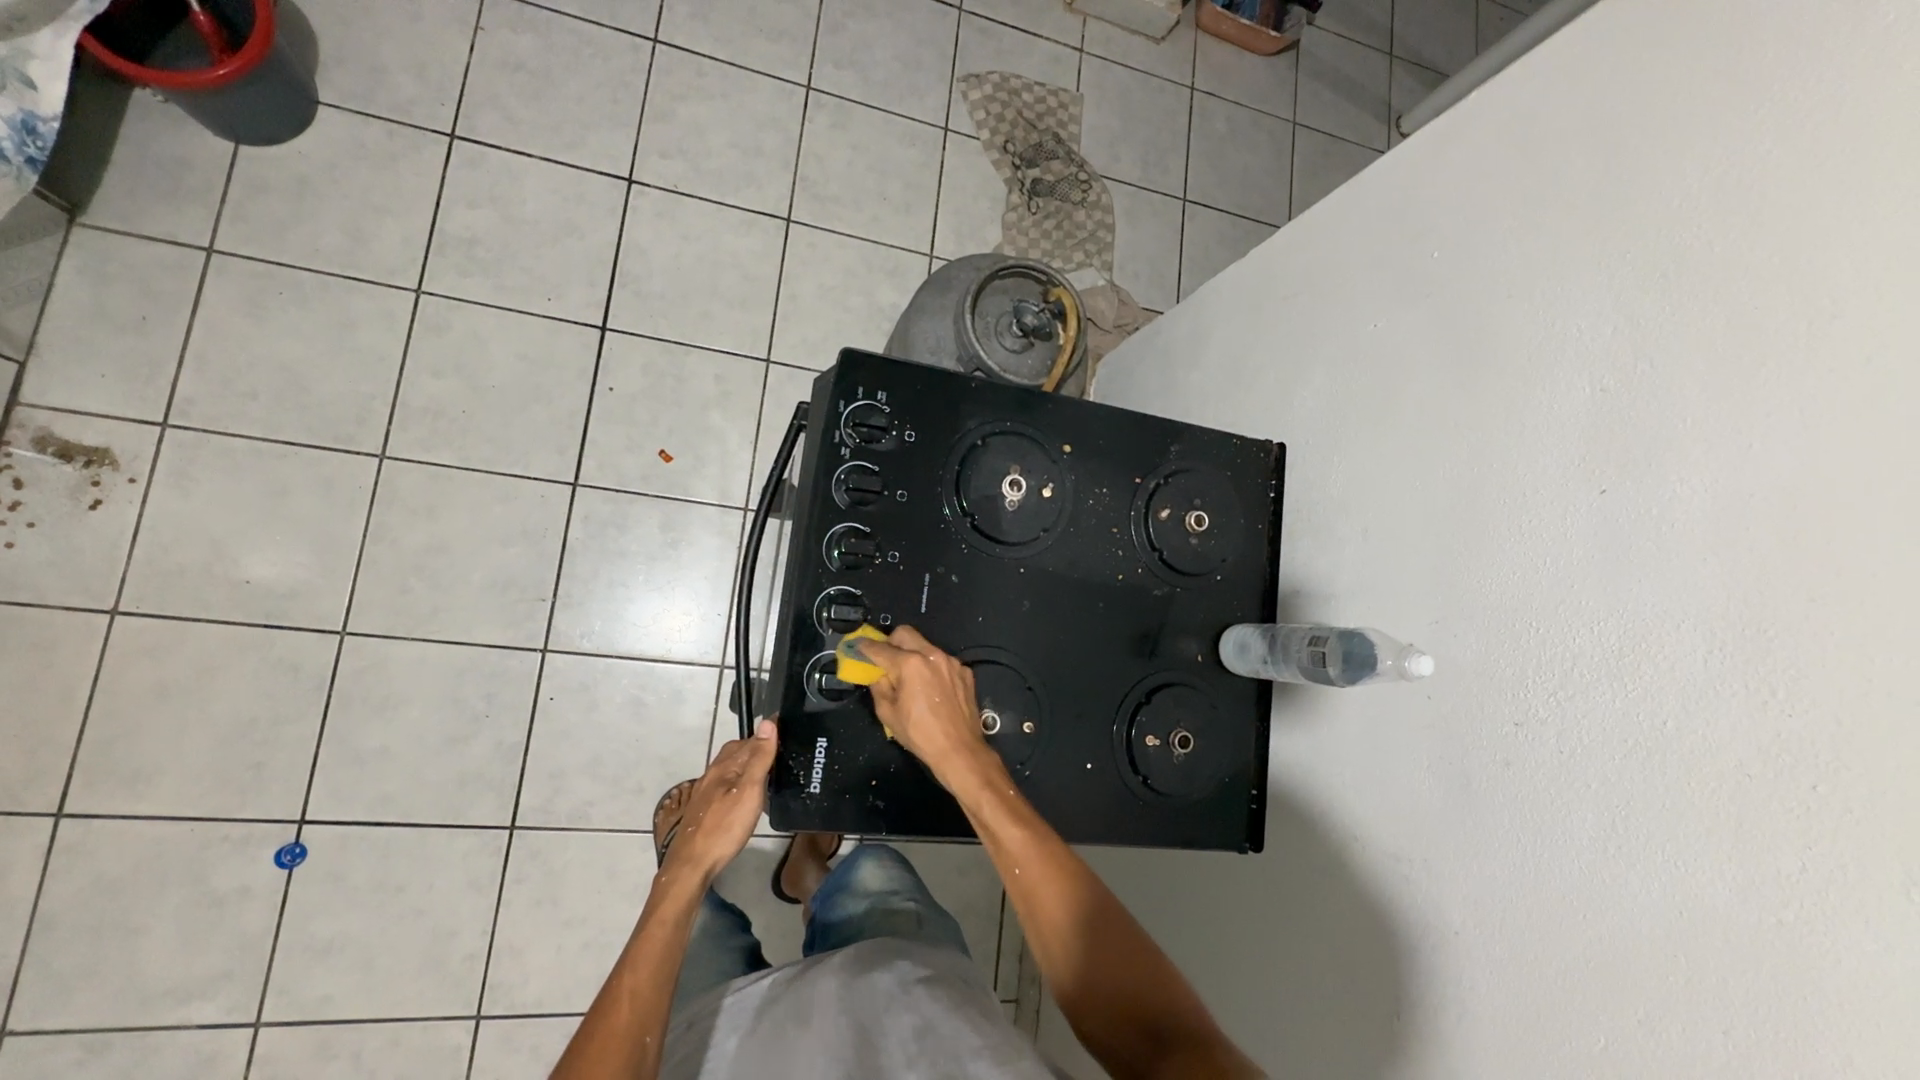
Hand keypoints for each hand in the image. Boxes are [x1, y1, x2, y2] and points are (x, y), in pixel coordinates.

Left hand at [661, 718, 777, 883]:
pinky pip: (726, 785)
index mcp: (724, 767)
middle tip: (780, 752)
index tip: (788, 730)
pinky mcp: (705, 809)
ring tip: (768, 772)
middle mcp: (712, 775)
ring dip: (747, 765)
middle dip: (756, 747)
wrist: (693, 864)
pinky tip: (747, 796)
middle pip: (735, 752)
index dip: (767, 734)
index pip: (748, 740)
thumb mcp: (748, 791)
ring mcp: (706, 793)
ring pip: (729, 770)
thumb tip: (768, 723)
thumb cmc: (724, 826)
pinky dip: (740, 782)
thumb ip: (759, 758)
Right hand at [849, 626, 1001, 786]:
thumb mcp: (887, 713)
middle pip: (905, 633)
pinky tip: (933, 689)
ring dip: (913, 654)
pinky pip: (943, 661)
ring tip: (911, 678)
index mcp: (910, 664)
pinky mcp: (965, 672)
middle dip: (891, 641)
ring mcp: (952, 662)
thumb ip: (878, 686)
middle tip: (885, 658)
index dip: (865, 647)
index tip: (857, 646)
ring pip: (926, 646)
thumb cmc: (919, 734)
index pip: (881, 649)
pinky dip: (933, 668)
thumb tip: (877, 673)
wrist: (959, 750)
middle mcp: (932, 655)